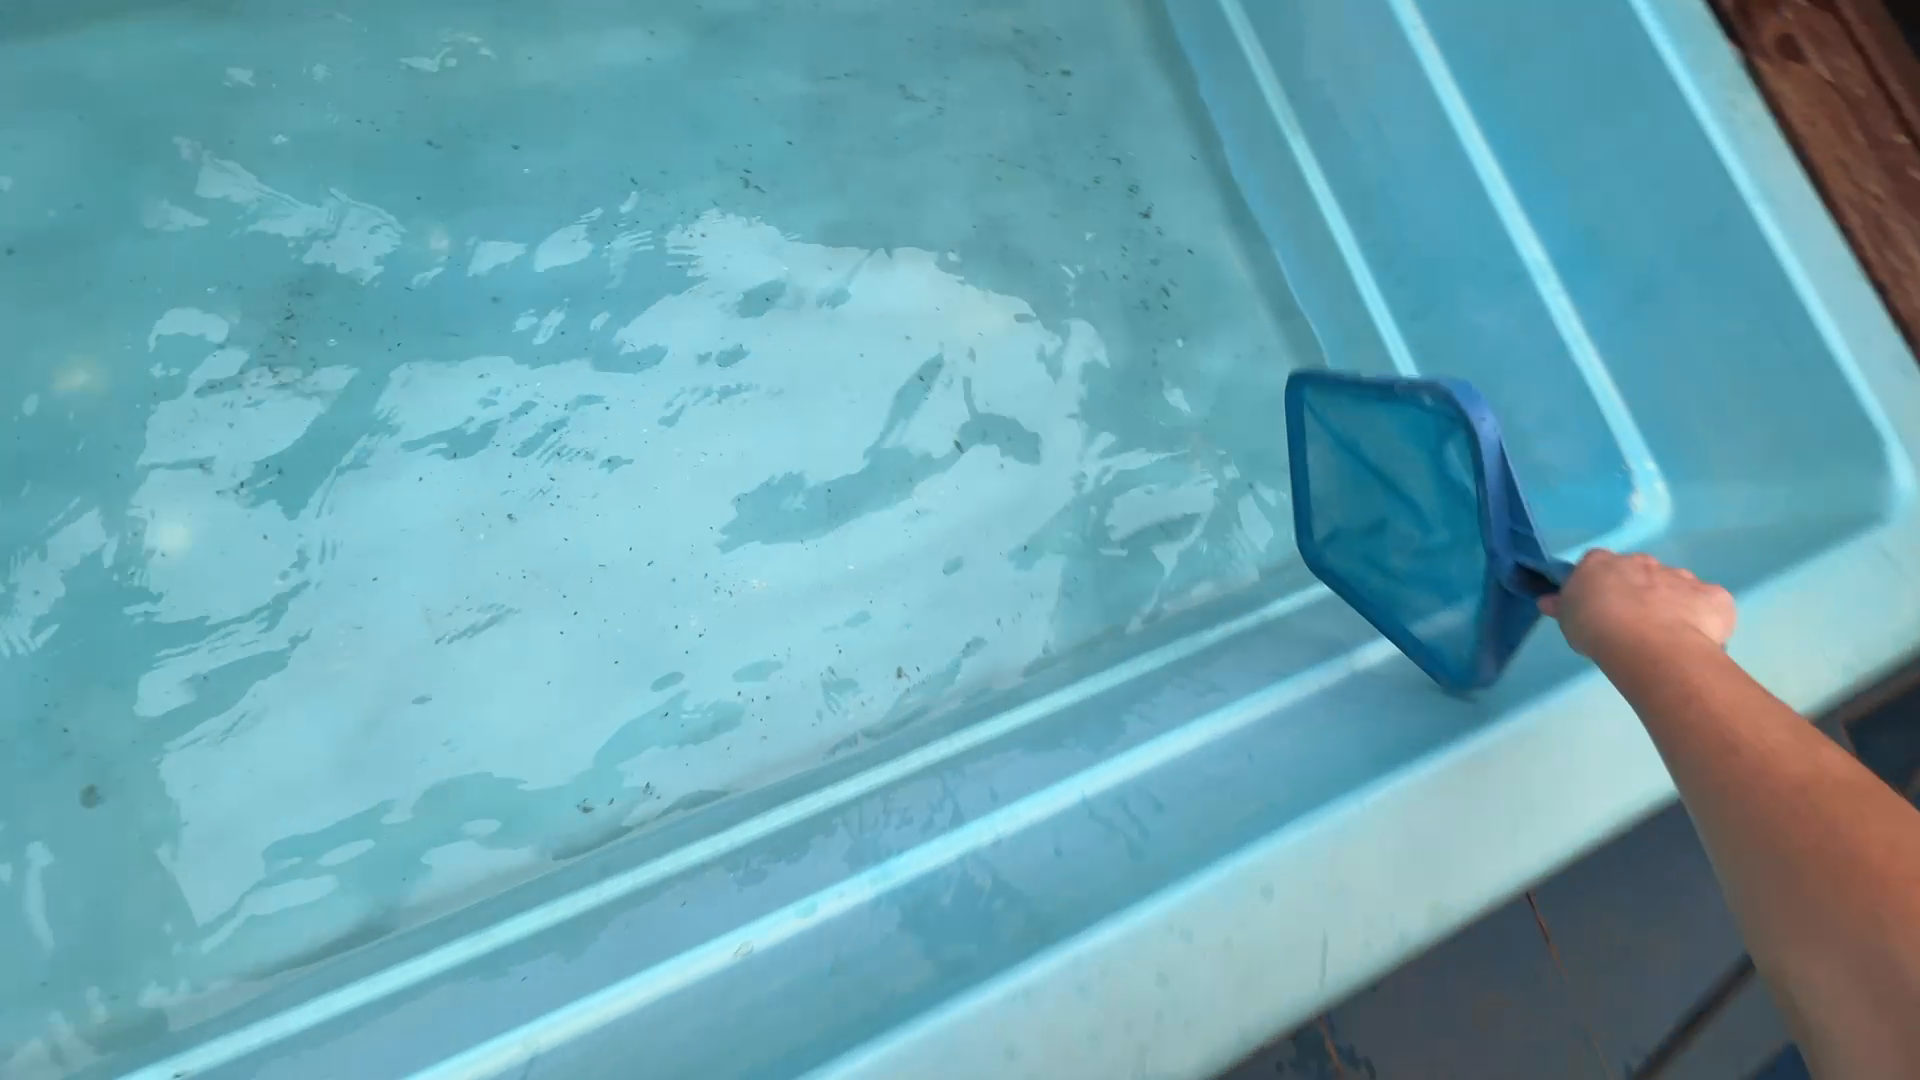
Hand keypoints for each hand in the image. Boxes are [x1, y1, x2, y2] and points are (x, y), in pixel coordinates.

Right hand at [1539, 550, 1734, 662]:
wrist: (1651, 645)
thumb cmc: (1596, 629)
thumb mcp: (1567, 621)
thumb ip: (1562, 607)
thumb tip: (1549, 601)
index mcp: (1600, 563)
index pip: (1596, 562)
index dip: (1597, 581)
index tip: (1595, 601)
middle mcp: (1642, 562)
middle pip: (1638, 570)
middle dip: (1637, 587)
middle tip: (1629, 617)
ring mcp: (1682, 576)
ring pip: (1675, 584)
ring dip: (1670, 599)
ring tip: (1663, 630)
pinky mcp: (1715, 595)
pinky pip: (1707, 601)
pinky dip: (1702, 613)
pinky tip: (1693, 633)